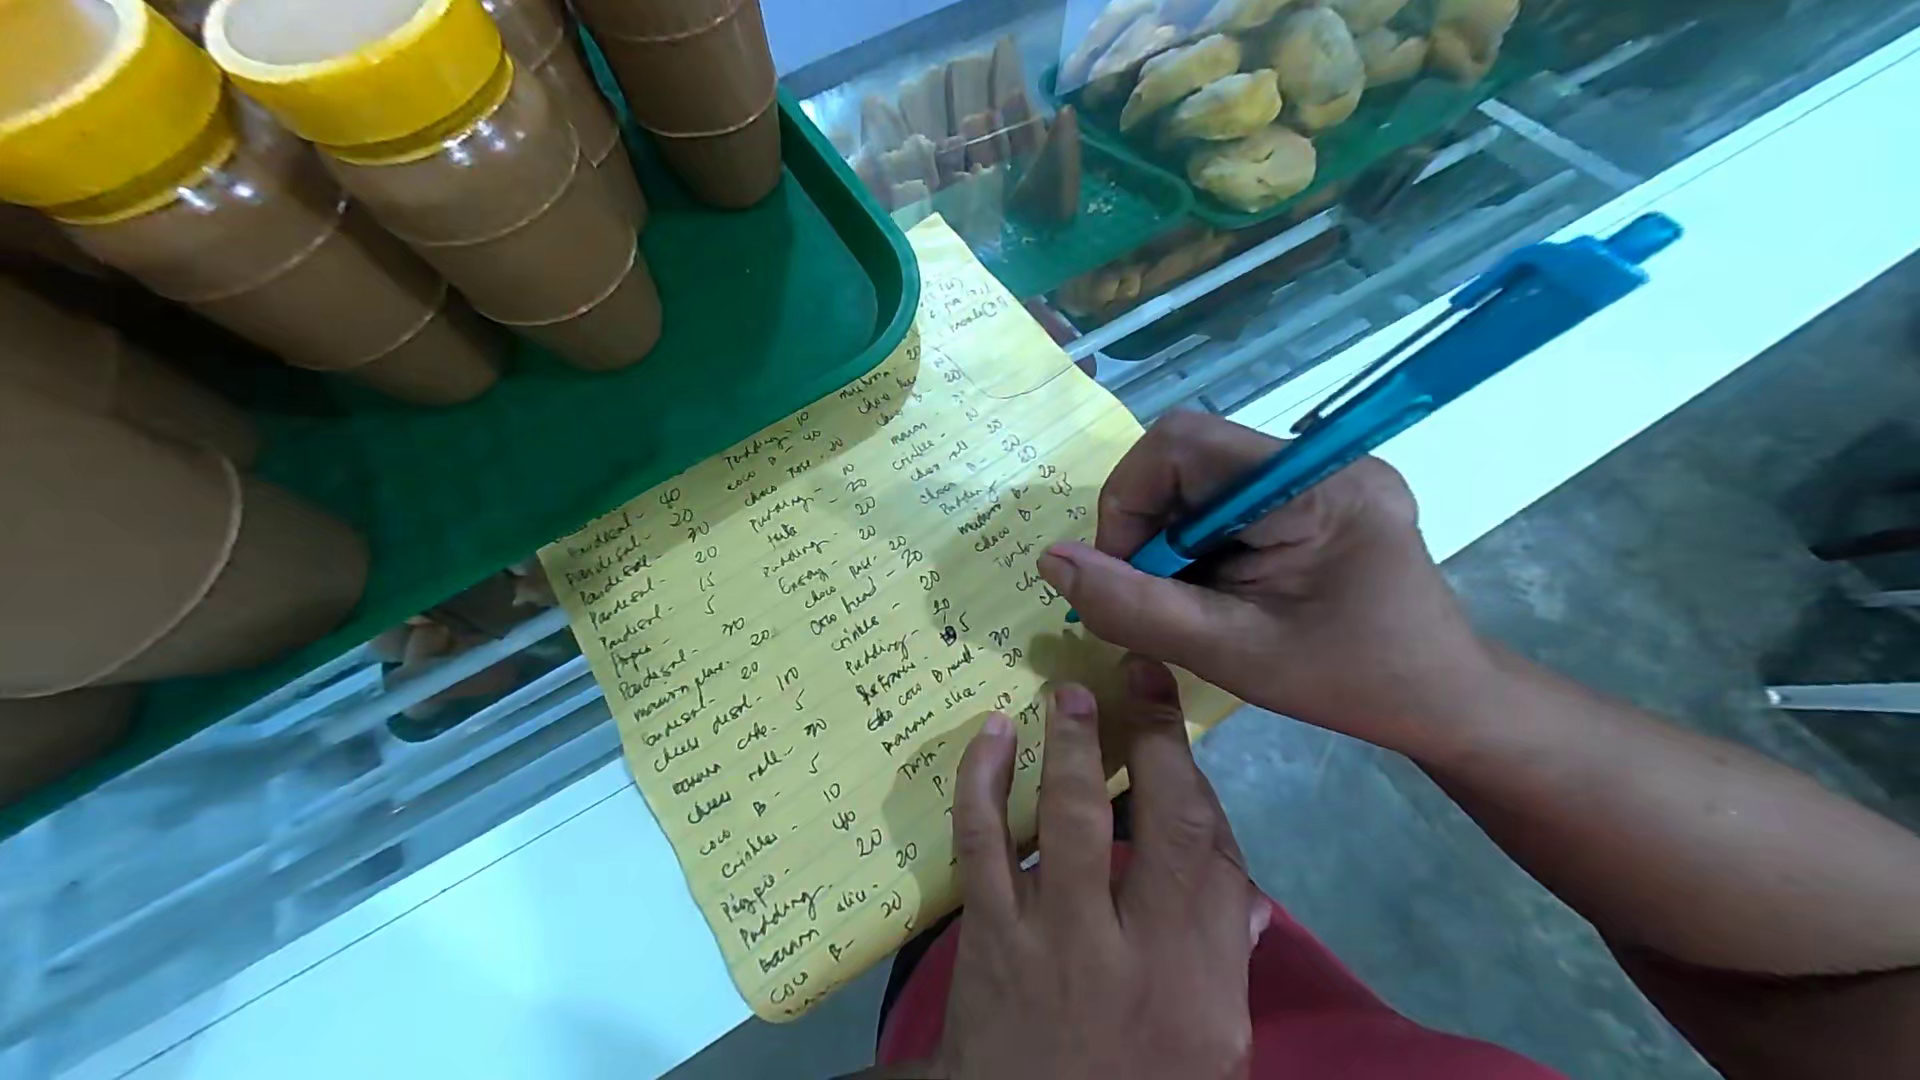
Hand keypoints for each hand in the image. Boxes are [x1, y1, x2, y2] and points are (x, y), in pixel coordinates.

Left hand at [922, 660, 1261, 1079]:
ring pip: (1070, 820)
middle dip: (1152, 739)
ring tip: (1067, 691)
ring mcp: (1056, 938)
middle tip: (1133, 677)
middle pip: (1163, 824)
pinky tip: (993, 735)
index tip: (1171, 723)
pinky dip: (984, 783)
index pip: (1216, 853)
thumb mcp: (1209, 1047)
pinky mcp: (990, 933)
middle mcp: (1138, 953)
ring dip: (1072, 747)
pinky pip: (984, 842)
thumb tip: (1244, 890)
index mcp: (1203, 981)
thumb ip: (1225, 959)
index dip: (1196, 777)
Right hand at [1037, 411, 1494, 760]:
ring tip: (1188, 599)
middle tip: (1151, 592)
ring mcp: (1315, 473)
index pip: (1182, 443)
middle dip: (1144, 525)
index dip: (1128, 502)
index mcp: (1314, 486)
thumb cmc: (1349, 684)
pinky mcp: (1309, 493)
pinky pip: (1219, 498)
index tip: (1124, 576)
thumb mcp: (1229, 654)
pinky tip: (1211, 588)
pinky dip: (1191, 544)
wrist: (1442, 702)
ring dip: (1166, 538)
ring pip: (1194, 480)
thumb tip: (1051, 560)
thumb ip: (1134, 608)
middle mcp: (1316, 460)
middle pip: (1183, 457)